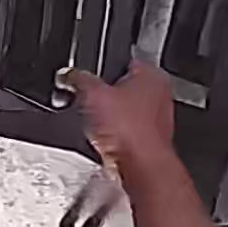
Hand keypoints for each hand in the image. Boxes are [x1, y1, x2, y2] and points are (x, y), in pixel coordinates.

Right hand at [57, 60, 175, 169]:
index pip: (123, 61)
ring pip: (121, 110)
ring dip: (106, 116)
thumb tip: (68, 74)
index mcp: (152, 75)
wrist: (140, 165)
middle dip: (101, 95)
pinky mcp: (148, 139)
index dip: (100, 68)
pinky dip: (112, 134)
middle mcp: (159, 94)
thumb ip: (78, 78)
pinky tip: (104, 138)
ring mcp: (156, 118)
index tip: (85, 78)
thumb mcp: (92, 94)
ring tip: (94, 123)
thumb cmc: (129, 130)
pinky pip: (123, 130)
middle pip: (120, 87)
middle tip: (86, 102)